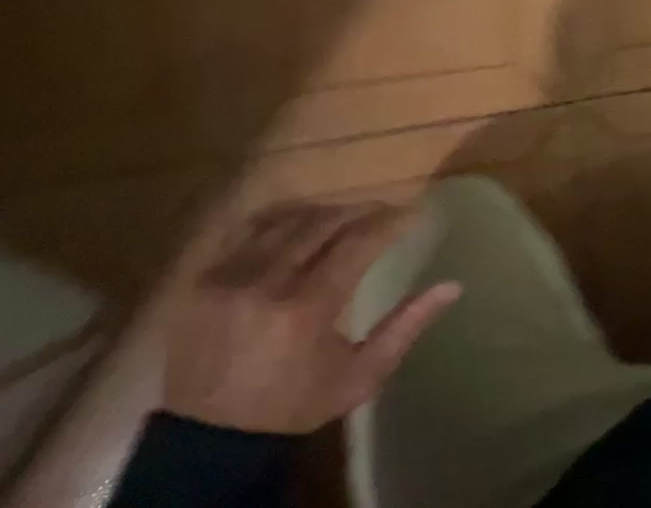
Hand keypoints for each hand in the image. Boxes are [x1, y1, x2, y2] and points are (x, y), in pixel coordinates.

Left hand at [162, 201, 459, 433]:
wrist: (209, 439)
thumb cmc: (295, 406)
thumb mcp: (360, 376)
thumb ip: (406, 327)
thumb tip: (452, 286)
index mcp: (307, 309)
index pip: (358, 241)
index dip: (391, 221)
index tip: (415, 214)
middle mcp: (265, 283)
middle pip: (322, 222)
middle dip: (360, 211)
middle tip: (384, 211)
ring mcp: (226, 279)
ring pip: (285, 220)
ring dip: (322, 212)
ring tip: (344, 217)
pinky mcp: (198, 282)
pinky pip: (244, 233)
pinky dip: (278, 221)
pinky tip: (296, 225)